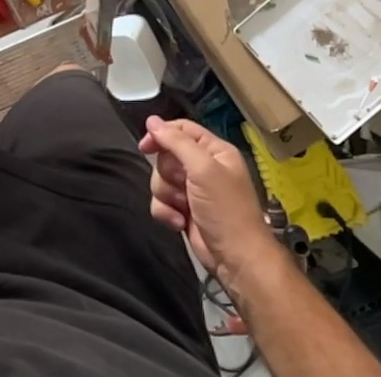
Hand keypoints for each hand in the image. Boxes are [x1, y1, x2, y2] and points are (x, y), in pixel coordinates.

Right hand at [139, 117, 279, 291]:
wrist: (235, 259)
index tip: (145, 146)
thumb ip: (176, 142)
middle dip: (168, 174)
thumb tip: (152, 120)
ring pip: (161, 180)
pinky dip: (166, 212)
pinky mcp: (184, 211)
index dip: (161, 134)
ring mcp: (193, 190)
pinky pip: (161, 202)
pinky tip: (179, 222)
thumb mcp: (203, 170)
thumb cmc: (226, 210)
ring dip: (167, 195)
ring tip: (183, 208)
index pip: (181, 130)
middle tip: (181, 185)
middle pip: (167, 156)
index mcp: (215, 151)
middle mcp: (204, 167)